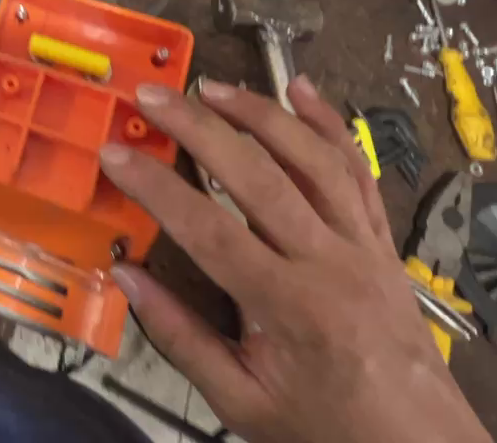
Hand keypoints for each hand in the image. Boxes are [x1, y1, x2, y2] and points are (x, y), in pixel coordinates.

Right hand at [100, 76, 490, 442]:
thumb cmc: (325, 424)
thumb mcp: (242, 402)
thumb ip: (179, 338)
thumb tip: (125, 274)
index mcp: (290, 308)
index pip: (209, 230)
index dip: (156, 187)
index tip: (114, 152)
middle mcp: (330, 263)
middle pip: (260, 177)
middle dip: (199, 128)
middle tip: (152, 97)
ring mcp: (363, 244)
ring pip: (313, 160)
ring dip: (259, 114)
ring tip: (211, 86)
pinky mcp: (383, 238)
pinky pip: (358, 171)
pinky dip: (330, 123)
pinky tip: (300, 87)